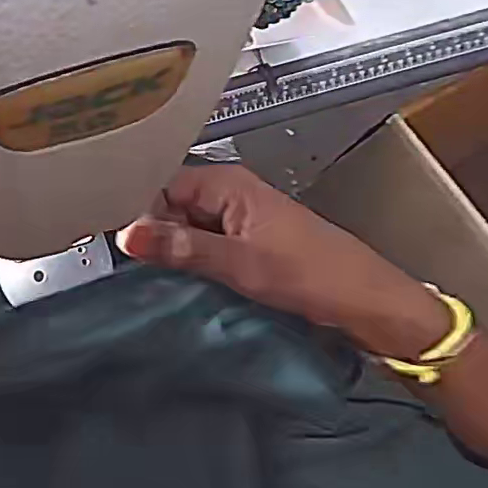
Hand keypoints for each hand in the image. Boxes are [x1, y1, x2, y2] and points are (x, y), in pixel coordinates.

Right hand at [117, 163, 450, 359]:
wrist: (366, 304)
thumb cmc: (311, 275)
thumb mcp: (240, 263)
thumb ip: (181, 248)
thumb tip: (126, 235)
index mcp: (227, 183)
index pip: (161, 184)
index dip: (139, 210)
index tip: (121, 241)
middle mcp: (227, 193)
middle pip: (168, 205)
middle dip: (153, 232)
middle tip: (140, 265)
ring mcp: (234, 218)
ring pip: (183, 226)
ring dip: (170, 249)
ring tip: (156, 274)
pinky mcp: (241, 241)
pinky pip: (199, 243)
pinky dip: (188, 259)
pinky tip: (179, 278)